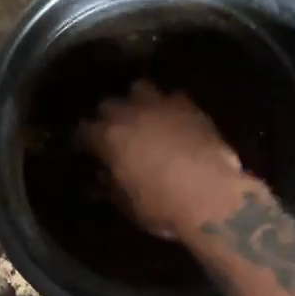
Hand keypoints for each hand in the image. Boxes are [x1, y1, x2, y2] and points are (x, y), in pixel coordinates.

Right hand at [82, 82, 246, 237]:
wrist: (211, 196)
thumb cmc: (162, 207)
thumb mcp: (127, 203)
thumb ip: (111, 184)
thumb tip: (104, 175)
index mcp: (108, 137)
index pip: (84, 130)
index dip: (83, 140)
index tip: (85, 148)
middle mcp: (130, 114)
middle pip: (109, 104)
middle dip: (108, 117)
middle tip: (113, 133)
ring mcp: (161, 105)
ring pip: (139, 88)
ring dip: (137, 101)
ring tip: (141, 116)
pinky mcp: (190, 107)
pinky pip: (172, 97)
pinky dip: (168, 106)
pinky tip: (172, 119)